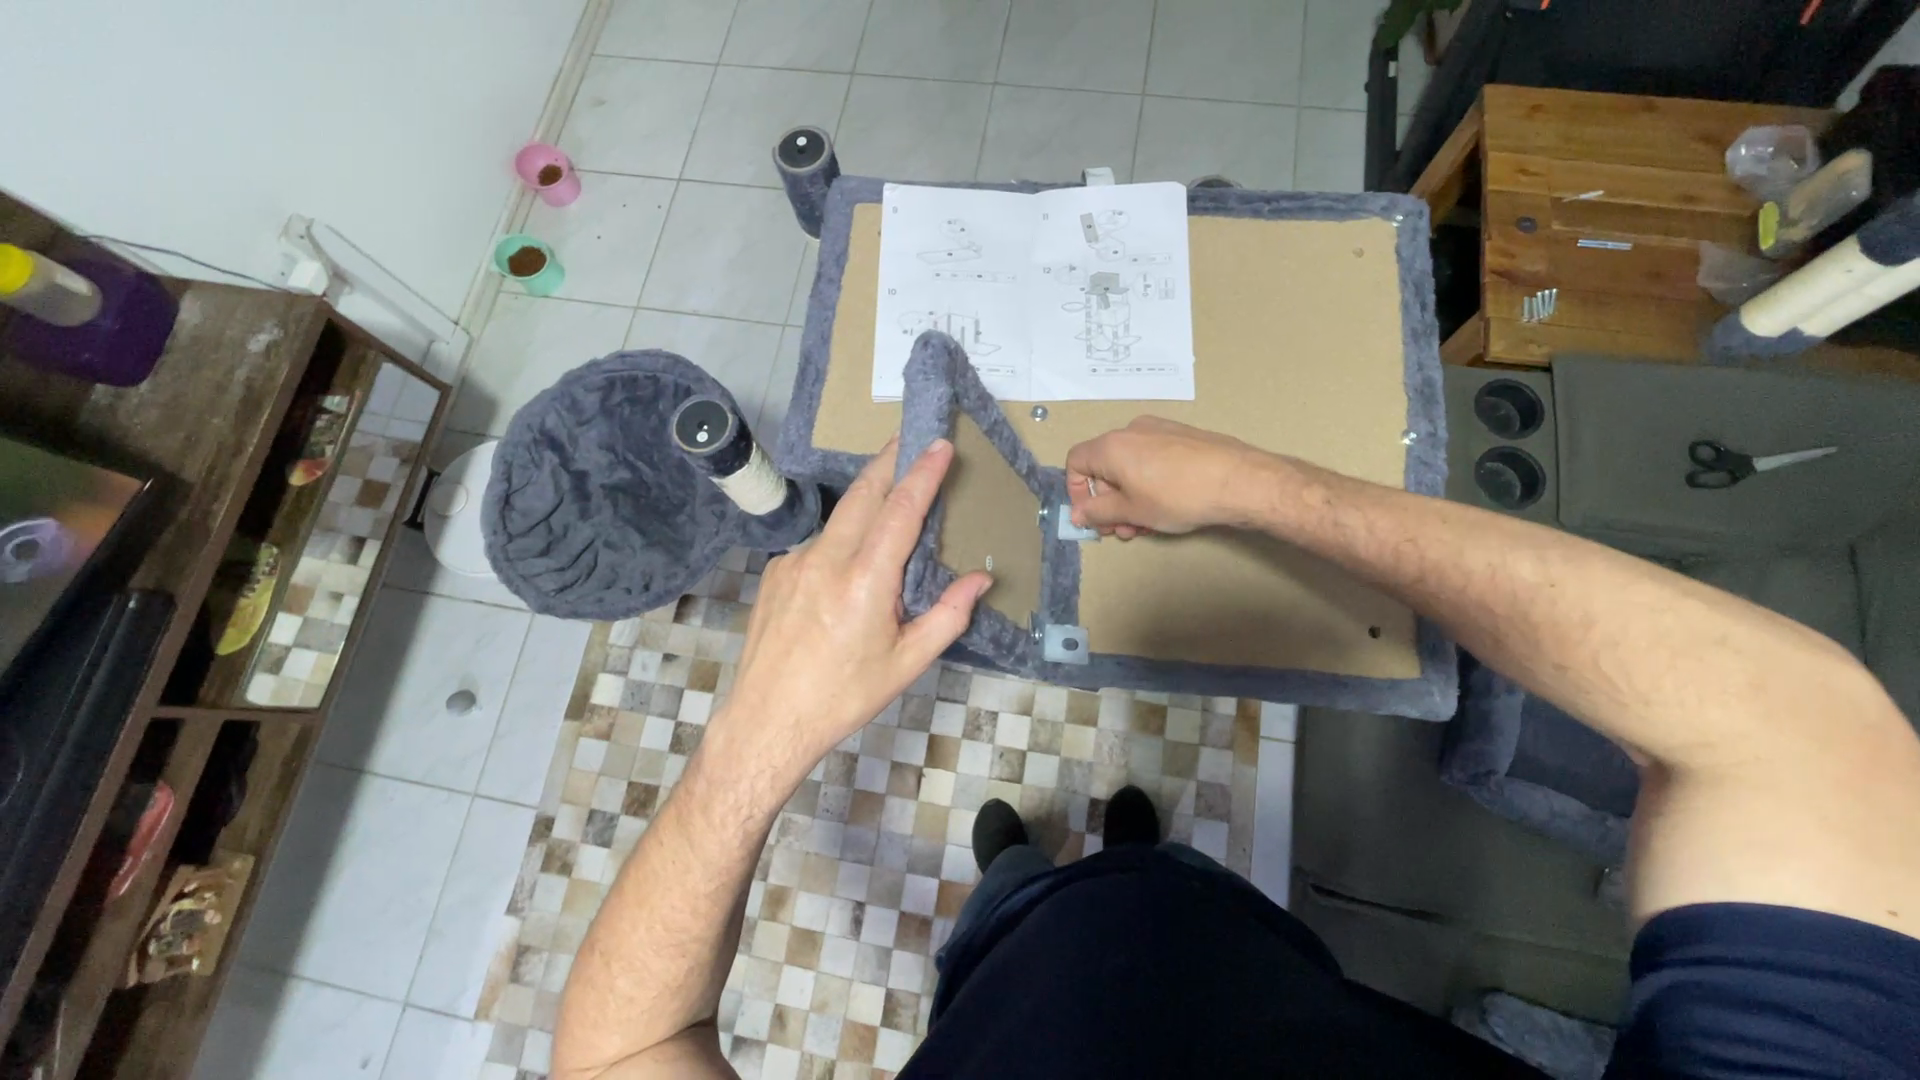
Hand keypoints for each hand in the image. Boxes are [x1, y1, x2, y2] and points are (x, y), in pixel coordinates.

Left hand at [720, 437, 991, 768]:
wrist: (768, 719)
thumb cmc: (843, 696)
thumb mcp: (907, 663)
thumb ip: (949, 615)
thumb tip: (980, 580)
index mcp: (865, 580)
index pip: (900, 509)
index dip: (923, 472)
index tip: (939, 443)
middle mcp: (826, 559)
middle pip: (864, 492)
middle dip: (890, 461)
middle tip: (912, 442)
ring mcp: (795, 562)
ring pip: (840, 518)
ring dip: (867, 502)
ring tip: (890, 503)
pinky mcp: (777, 572)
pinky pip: (818, 544)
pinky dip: (841, 541)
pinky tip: (847, 571)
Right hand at [1066, 417, 1269, 538]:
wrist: (1239, 480)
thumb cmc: (1178, 496)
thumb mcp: (1132, 511)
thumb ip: (1098, 512)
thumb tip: (1078, 513)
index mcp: (1112, 445)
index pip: (1076, 462)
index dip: (1076, 492)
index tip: (1092, 517)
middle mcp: (1132, 430)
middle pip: (1104, 466)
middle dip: (1108, 502)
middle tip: (1122, 529)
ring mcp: (1160, 430)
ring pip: (1130, 466)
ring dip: (1129, 498)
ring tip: (1146, 525)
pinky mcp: (1183, 437)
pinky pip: (1152, 460)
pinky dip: (1149, 484)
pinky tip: (1166, 507)